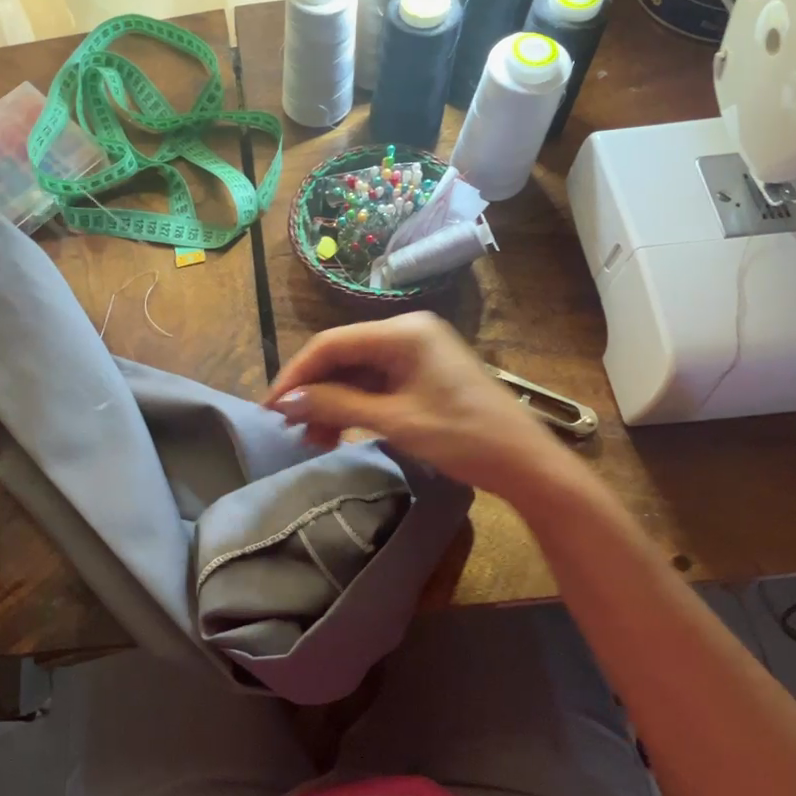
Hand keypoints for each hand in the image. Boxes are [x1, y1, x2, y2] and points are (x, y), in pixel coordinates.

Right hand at [264, 313, 592, 501]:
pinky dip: (353, 407)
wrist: (525, 463)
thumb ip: (335, 407)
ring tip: (309, 439)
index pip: (332, 343)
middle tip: (287, 426)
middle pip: (342, 355)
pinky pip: (375, 384)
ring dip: (330, 403)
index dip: (296, 374)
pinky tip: (335, 433)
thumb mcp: (394, 422)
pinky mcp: (422, 374)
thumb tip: (285, 403)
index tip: (270, 407)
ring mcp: (416, 352)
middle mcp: (408, 332)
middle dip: (312, 391)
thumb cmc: (464, 438)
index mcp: (404, 332)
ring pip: (356, 372)